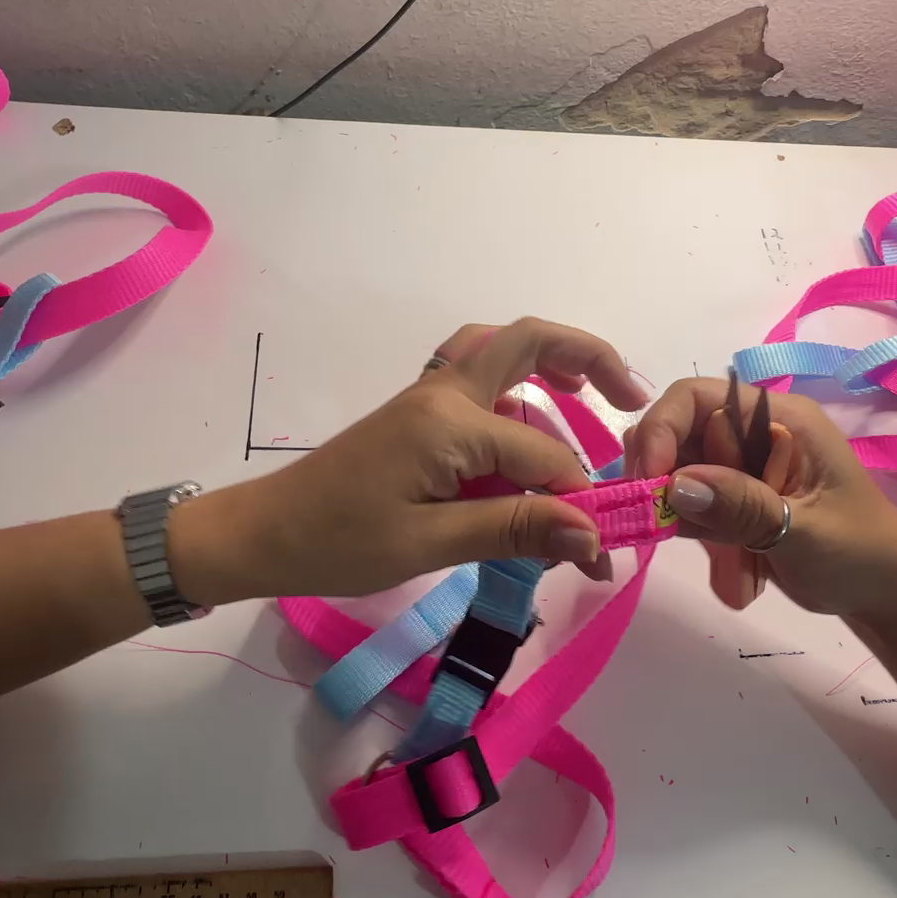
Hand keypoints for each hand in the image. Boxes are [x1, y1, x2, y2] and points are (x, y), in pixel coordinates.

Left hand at [174, 319, 649, 601]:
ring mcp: (427, 399)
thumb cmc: (338, 542)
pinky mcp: (417, 416)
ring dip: (550, 362)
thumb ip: (512, 530)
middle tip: (632, 398)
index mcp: (449, 422)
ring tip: (591, 397)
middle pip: (525, 342)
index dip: (579, 505)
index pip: (543, 458)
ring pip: (499, 353)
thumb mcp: (428, 543)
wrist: (265, 533)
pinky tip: (529, 416)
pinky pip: (477, 381)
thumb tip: (592, 536)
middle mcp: (443, 394)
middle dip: (587, 359)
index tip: (602, 555)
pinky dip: (515, 384)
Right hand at [626, 377, 896, 618]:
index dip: (661, 431)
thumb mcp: (805, 531)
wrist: (888, 598)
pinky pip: (687, 508)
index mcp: (776, 419)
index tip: (649, 482)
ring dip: (682, 521)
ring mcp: (736, 468)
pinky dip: (695, 539)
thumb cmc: (861, 555)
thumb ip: (741, 505)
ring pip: (674, 476)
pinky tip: (735, 574)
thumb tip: (674, 485)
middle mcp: (749, 434)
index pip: (694, 399)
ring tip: (730, 566)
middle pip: (674, 435)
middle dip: (665, 483)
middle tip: (664, 527)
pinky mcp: (727, 500)